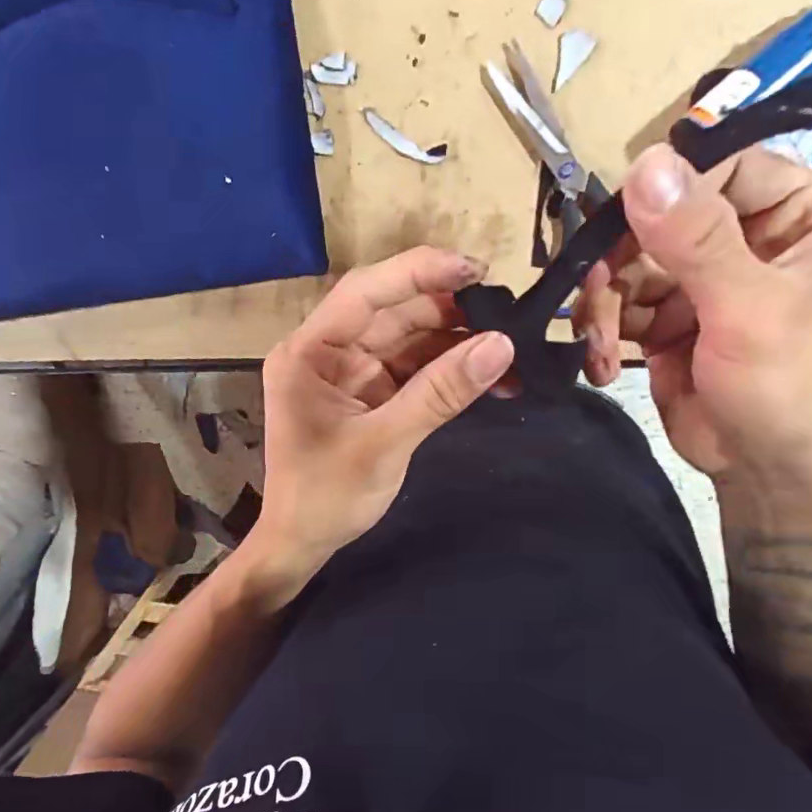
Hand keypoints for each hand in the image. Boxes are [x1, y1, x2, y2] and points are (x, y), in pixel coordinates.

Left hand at [253, 247, 514, 577]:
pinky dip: (449, 370)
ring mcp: (351, 372)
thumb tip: (501, 346)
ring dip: (457, 342)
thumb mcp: (385, 443)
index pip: (365, 293)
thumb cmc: (327, 496)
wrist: (303, 543)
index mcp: (310, 352)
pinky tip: (487, 372)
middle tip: (507, 311)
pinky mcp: (371, 393)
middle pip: (393, 313)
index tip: (475, 269)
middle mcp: (329, 352)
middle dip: (449, 310)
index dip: (419, 273)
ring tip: (509, 346)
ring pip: (410, 339)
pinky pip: (414, 369)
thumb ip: (440, 393)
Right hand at [573, 144, 811, 490]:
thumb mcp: (749, 308)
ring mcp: (710, 281)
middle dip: (622, 261)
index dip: (670, 189)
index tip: (619, 221)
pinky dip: (605, 330)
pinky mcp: (673, 320)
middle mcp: (757, 239)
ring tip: (599, 345)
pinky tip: (602, 362)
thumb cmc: (789, 388)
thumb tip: (646, 160)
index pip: (727, 169)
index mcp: (807, 216)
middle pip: (665, 217)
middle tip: (594, 295)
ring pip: (633, 262)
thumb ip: (697, 236)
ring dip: (605, 303)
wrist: (771, 477)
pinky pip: (623, 303)